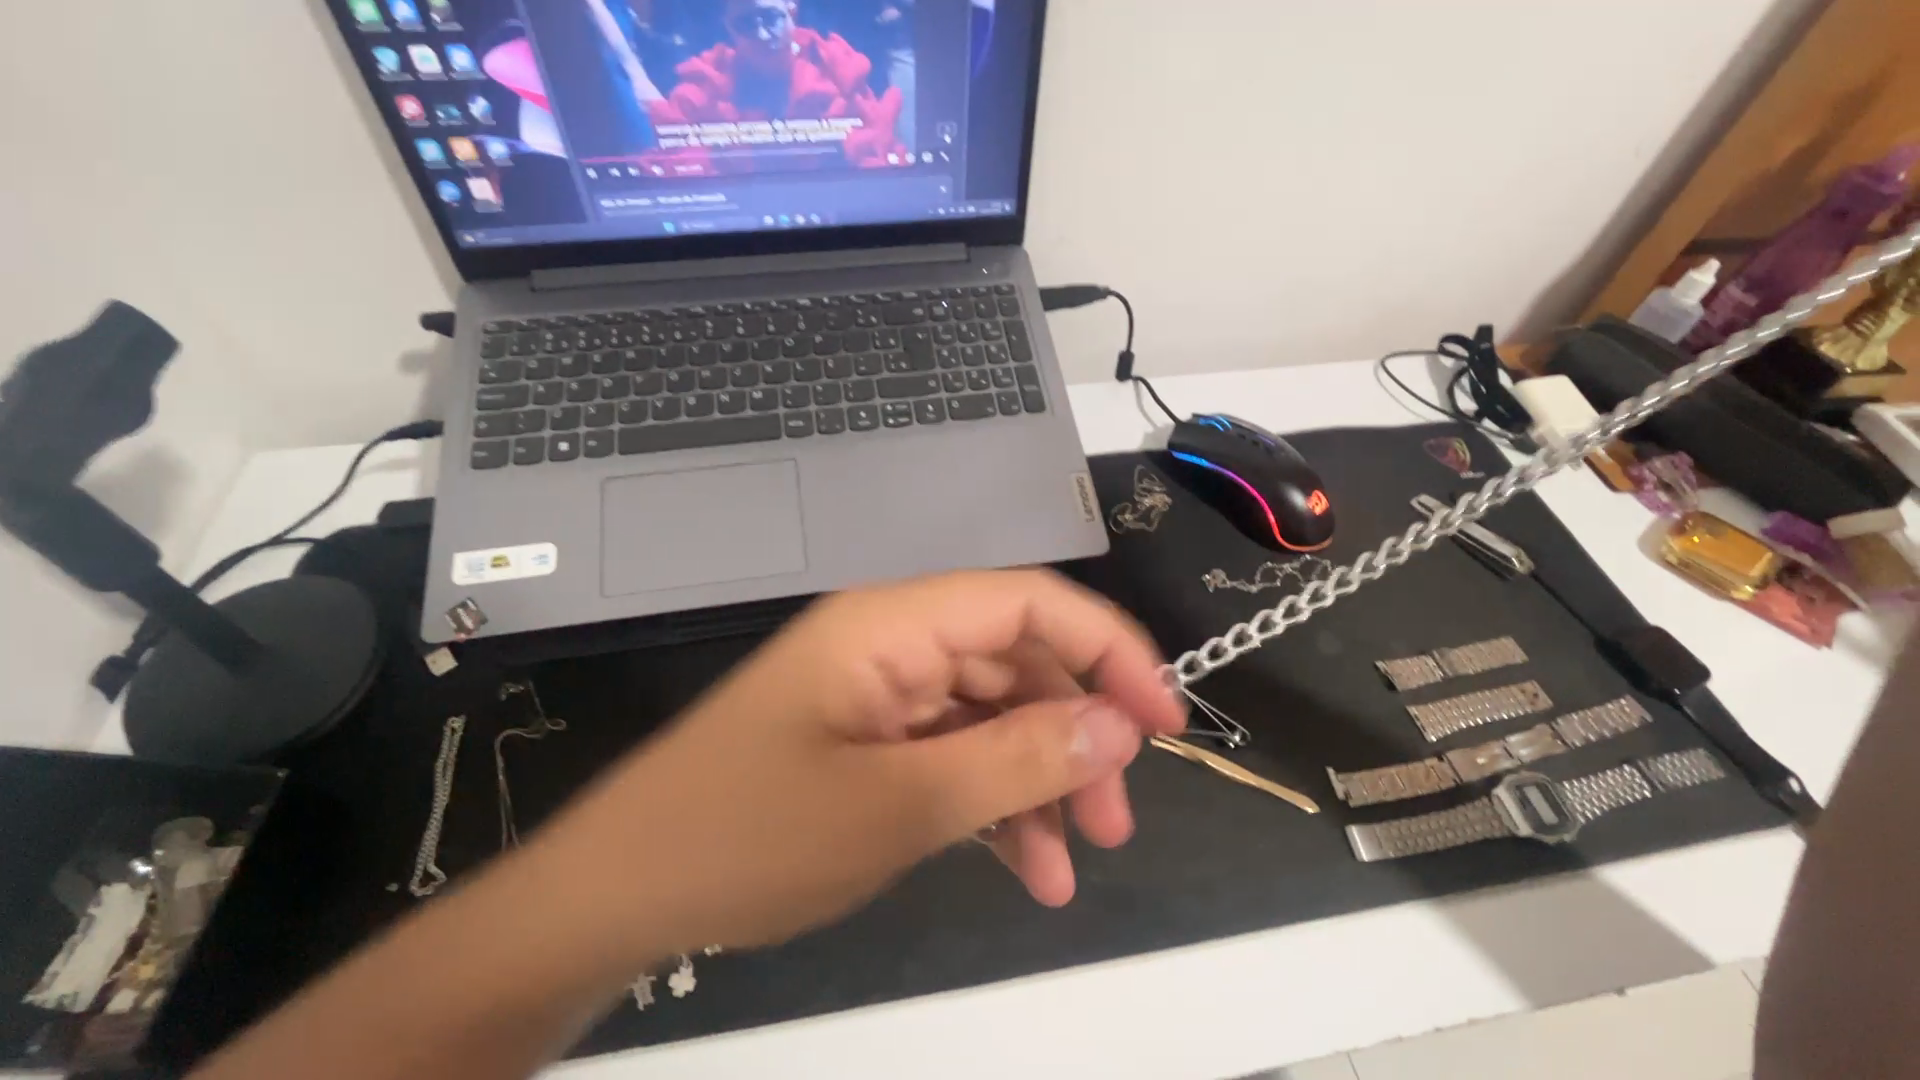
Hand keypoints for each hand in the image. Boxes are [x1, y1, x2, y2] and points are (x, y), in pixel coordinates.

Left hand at [540, 570, 1185, 953]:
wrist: (624, 892)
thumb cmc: (753, 835)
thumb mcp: (901, 804)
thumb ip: (1016, 759)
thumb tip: (1120, 725)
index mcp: (894, 623)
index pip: (1028, 602)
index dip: (1108, 649)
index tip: (1163, 722)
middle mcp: (893, 644)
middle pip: (1017, 663)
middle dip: (1077, 737)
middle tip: (1118, 819)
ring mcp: (880, 695)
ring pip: (992, 719)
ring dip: (1040, 784)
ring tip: (1074, 867)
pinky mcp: (868, 743)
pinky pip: (953, 758)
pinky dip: (994, 807)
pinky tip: (1028, 873)